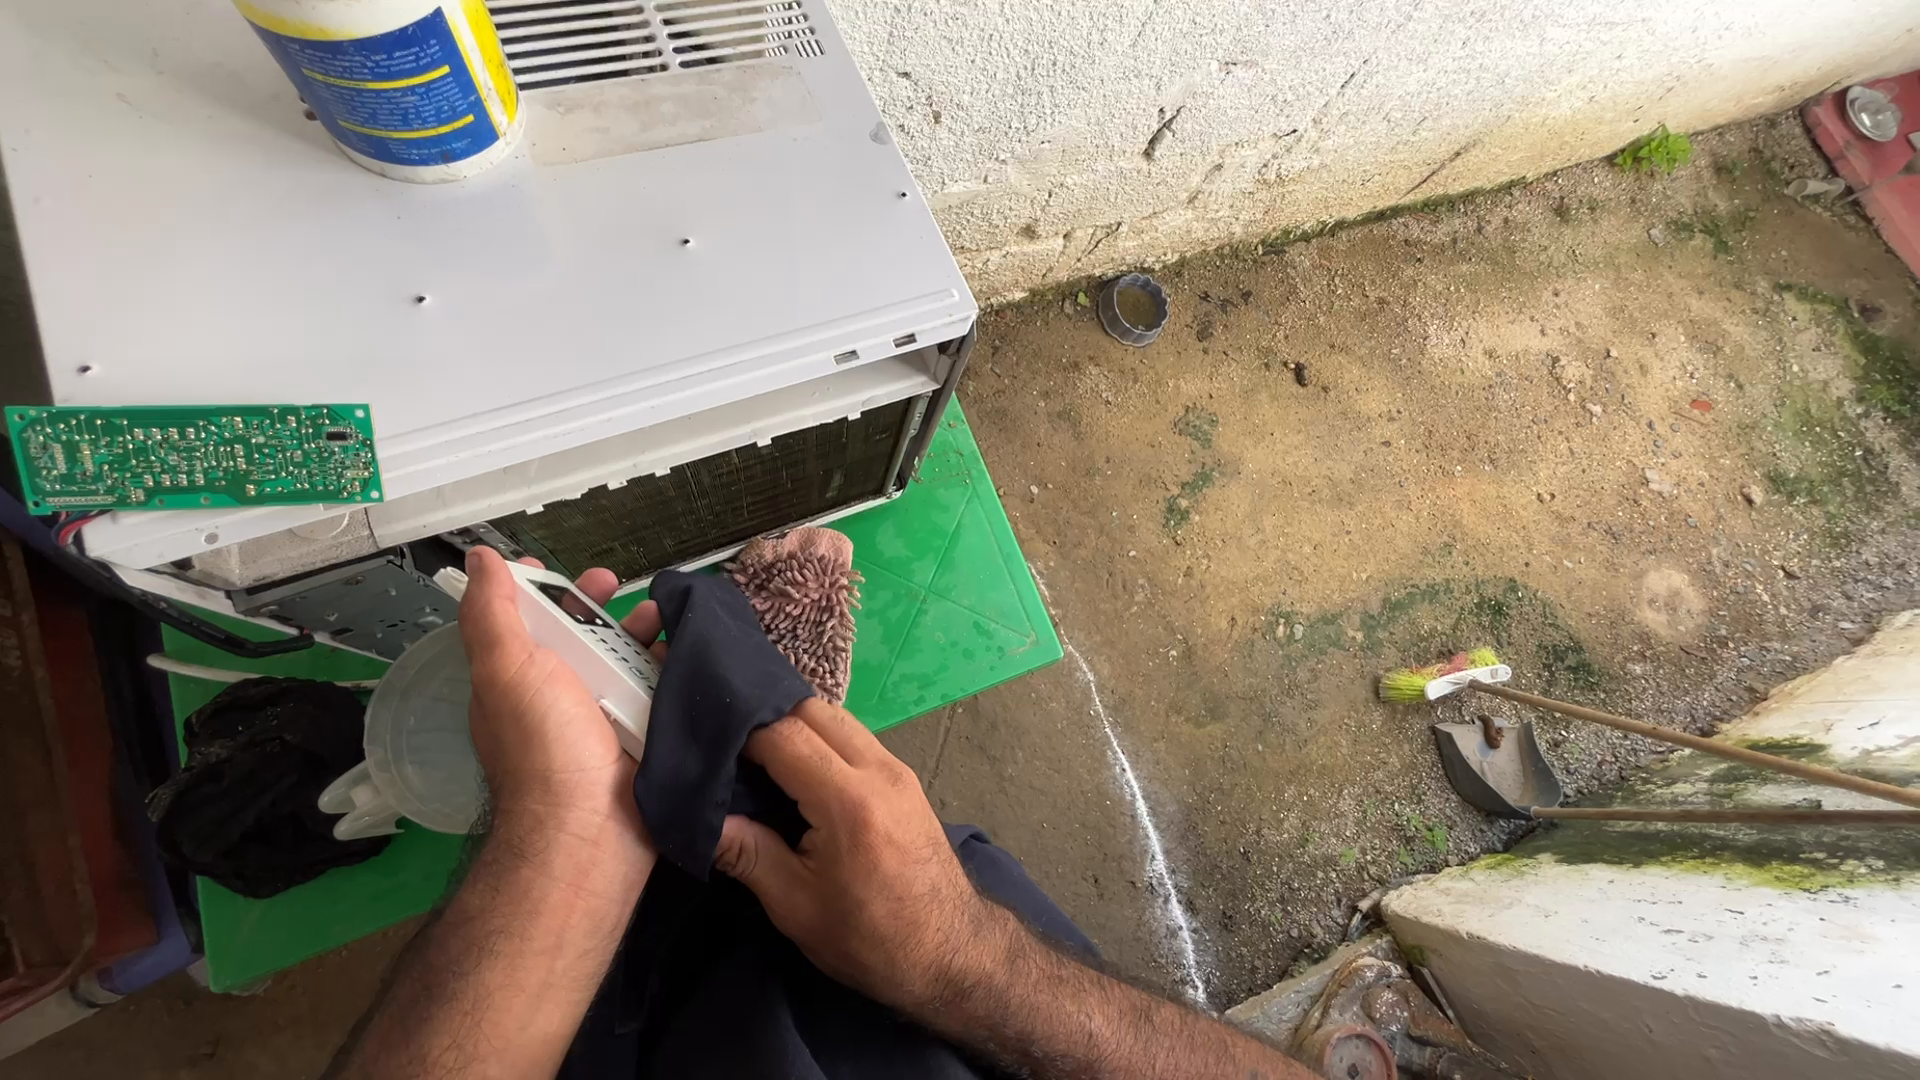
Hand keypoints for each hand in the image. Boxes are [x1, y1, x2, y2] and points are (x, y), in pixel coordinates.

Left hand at [457, 546, 664, 847]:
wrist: (594, 823)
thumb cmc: (544, 744)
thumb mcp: (507, 669)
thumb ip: (493, 613)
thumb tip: (477, 560)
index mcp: (518, 679)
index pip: (525, 623)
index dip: (540, 592)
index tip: (560, 570)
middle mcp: (559, 695)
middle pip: (580, 636)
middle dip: (598, 606)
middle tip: (620, 585)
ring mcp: (603, 714)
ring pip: (623, 658)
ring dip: (642, 631)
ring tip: (665, 614)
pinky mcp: (644, 729)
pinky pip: (659, 685)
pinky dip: (673, 664)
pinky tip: (689, 648)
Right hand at [711, 698, 997, 1012]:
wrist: (947, 948)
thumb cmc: (867, 937)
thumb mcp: (795, 905)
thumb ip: (748, 854)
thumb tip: (703, 819)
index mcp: (849, 801)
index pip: (786, 736)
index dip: (745, 738)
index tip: (717, 756)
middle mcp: (878, 769)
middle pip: (815, 710)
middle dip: (772, 720)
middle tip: (739, 755)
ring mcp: (898, 768)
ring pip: (839, 718)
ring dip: (801, 727)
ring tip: (767, 761)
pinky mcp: (905, 776)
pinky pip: (857, 736)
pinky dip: (826, 739)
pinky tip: (805, 771)